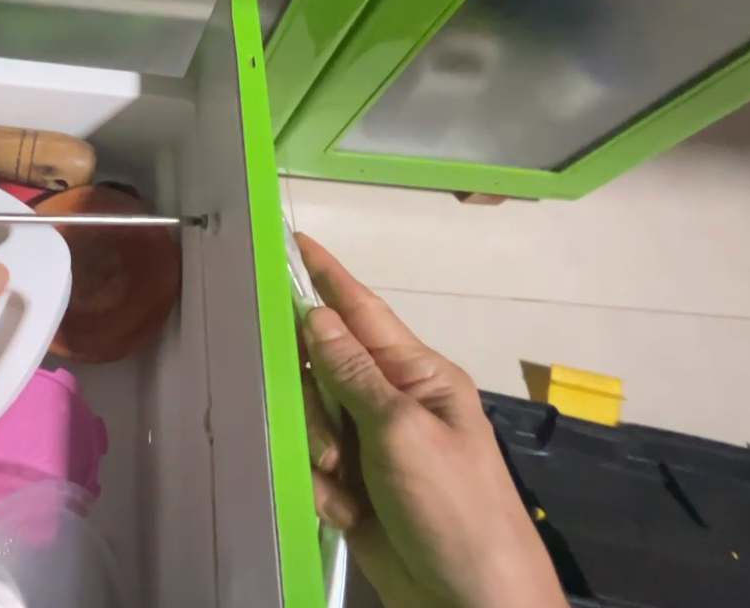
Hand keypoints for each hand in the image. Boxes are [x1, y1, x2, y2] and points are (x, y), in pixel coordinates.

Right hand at [296, 233, 563, 607]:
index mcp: (417, 376)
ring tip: (344, 481)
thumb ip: (352, 371)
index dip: (328, 276)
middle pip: (321, 365)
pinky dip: (321, 484)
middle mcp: (389, 400)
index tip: (295, 240)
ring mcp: (369, 443)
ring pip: (308, 412)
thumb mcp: (402, 432)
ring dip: (318, 446)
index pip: (363, 311)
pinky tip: (347, 510)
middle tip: (332, 441)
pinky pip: (308, 459)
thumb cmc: (454, 510)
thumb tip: (317, 314)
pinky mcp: (351, 483)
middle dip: (315, 399)